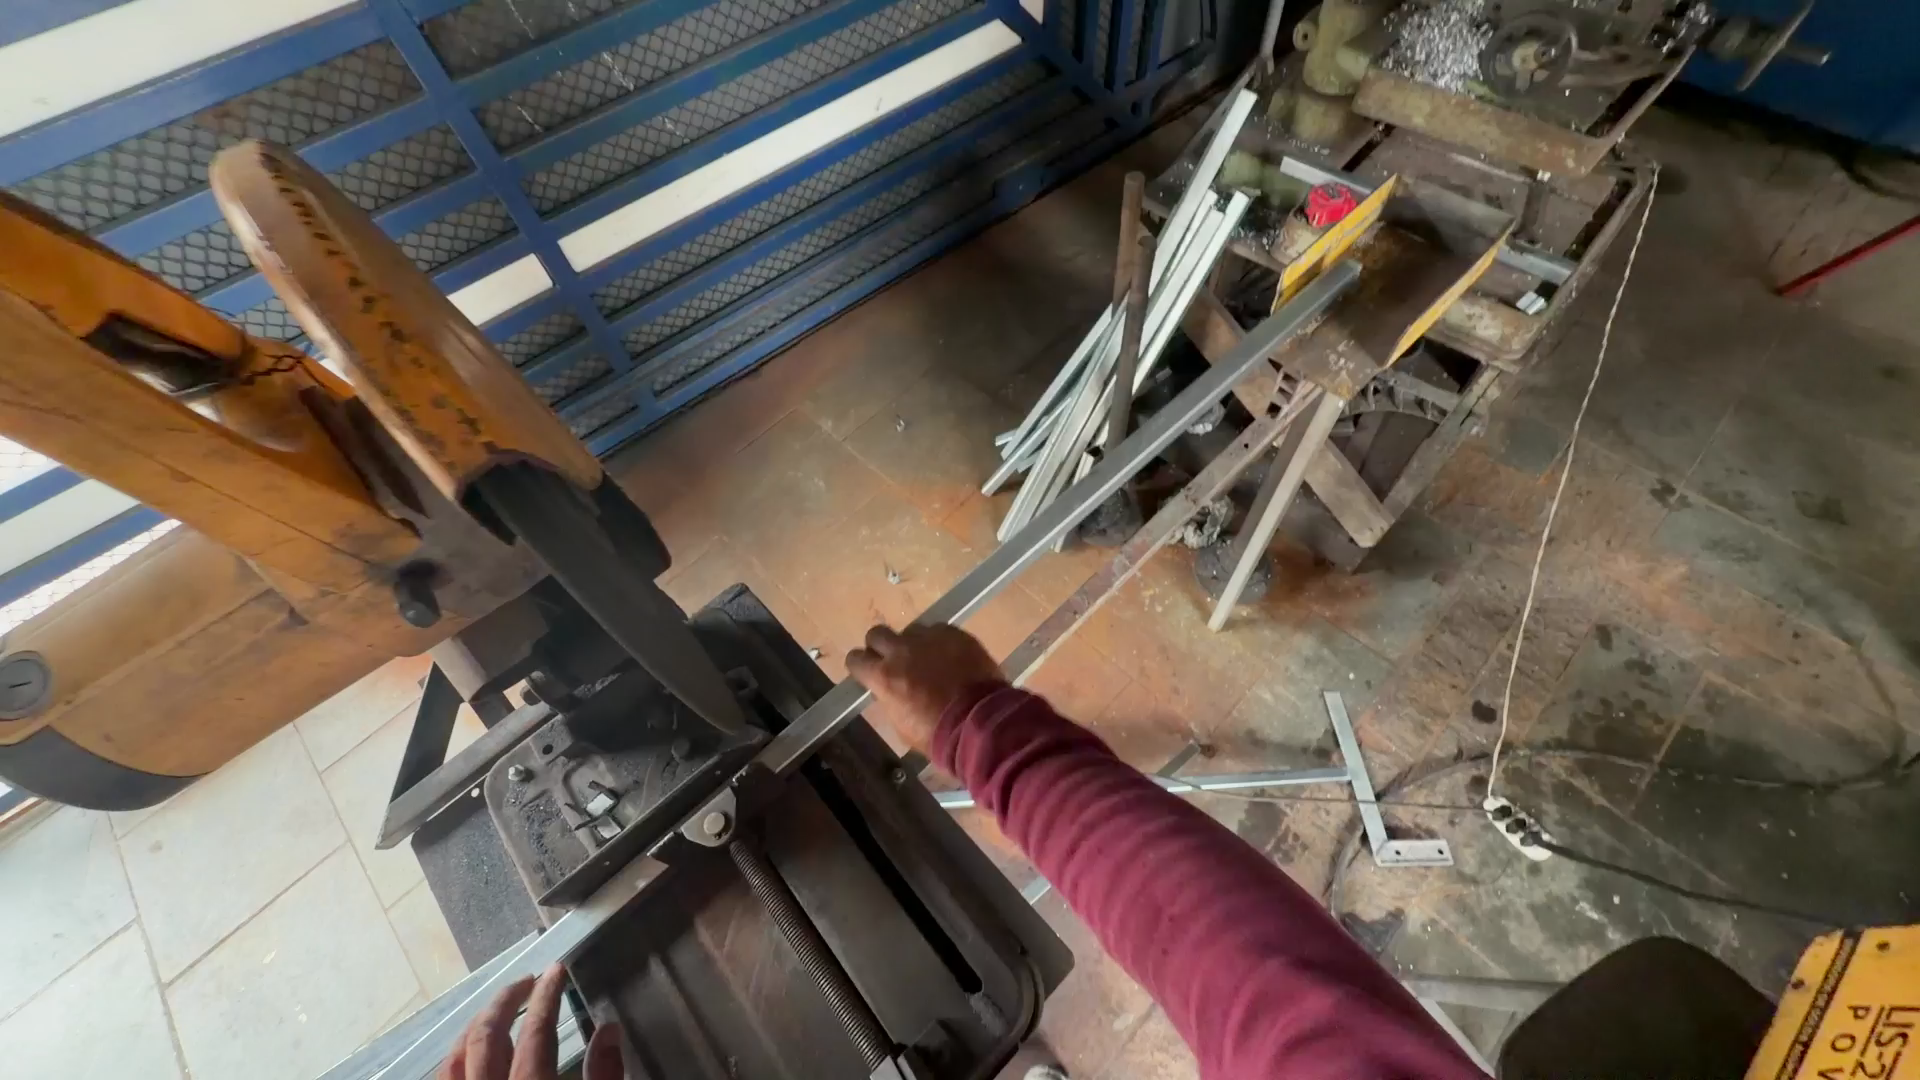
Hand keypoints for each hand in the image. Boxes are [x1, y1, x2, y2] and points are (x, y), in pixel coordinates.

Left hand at [438, 963, 622, 1079]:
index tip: (556, 969)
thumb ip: (604, 1076)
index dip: (546, 995)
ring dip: (477, 1024)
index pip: (535, 1032)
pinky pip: (443, 1078)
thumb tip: (609, 1030)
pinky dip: (457, 1056)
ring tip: (499, 1008)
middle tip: (528, 979)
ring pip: (453, 1059)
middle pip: (486, 1038)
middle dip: (506, 1000)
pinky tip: (472, 1050)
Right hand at [845, 624, 1003, 753]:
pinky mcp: (954, 633)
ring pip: (911, 630)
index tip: (868, 671)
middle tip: (894, 660)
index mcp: (883, 676)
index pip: (855, 659)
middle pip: (877, 634)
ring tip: (929, 659)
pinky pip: (939, 630)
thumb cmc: (937, 734)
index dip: (861, 665)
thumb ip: (890, 698)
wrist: (980, 722)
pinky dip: (940, 642)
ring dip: (914, 643)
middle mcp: (900, 650)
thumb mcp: (901, 723)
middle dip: (882, 646)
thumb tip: (890, 689)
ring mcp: (929, 638)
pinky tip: (951, 656)